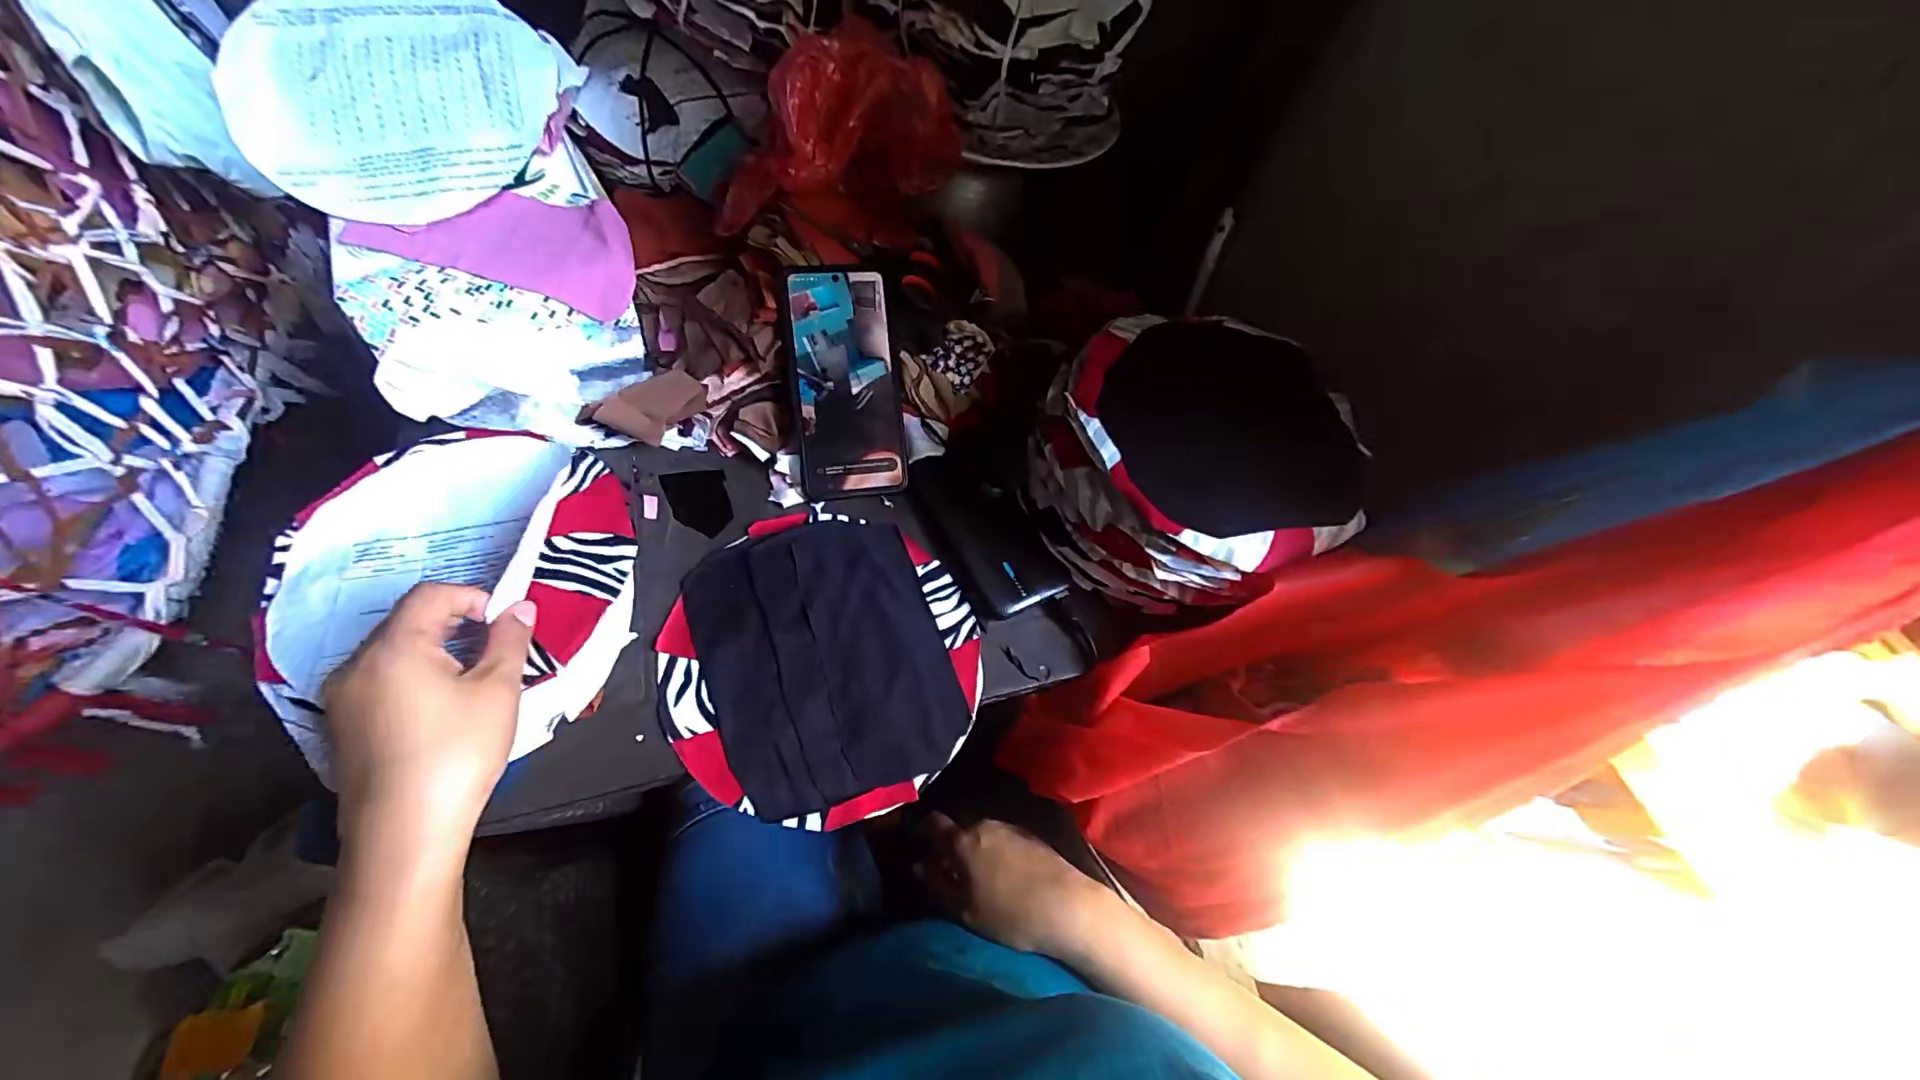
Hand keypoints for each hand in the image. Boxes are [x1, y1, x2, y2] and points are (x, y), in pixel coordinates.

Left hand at [321, 583, 535, 847]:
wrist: (405, 830)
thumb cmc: (458, 751)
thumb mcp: (498, 689)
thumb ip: (510, 639)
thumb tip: (519, 607)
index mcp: (393, 648)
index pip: (430, 595)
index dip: (474, 597)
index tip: (505, 623)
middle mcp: (355, 665)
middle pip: (408, 621)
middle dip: (457, 624)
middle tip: (497, 651)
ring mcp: (342, 698)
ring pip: (394, 652)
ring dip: (437, 651)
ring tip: (474, 681)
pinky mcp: (342, 725)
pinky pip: (382, 680)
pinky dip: (415, 676)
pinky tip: (443, 709)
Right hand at [919, 813, 1121, 958]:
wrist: (1069, 906)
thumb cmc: (1010, 913)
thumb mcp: (965, 910)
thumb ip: (938, 884)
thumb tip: (918, 865)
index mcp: (963, 839)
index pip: (934, 823)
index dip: (923, 832)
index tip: (919, 847)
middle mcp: (985, 824)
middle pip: (960, 831)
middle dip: (953, 849)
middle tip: (951, 875)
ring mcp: (1011, 827)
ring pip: (983, 836)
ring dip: (977, 852)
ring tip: (981, 880)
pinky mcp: (1032, 836)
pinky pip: (1003, 841)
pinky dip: (998, 854)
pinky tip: (1006, 878)